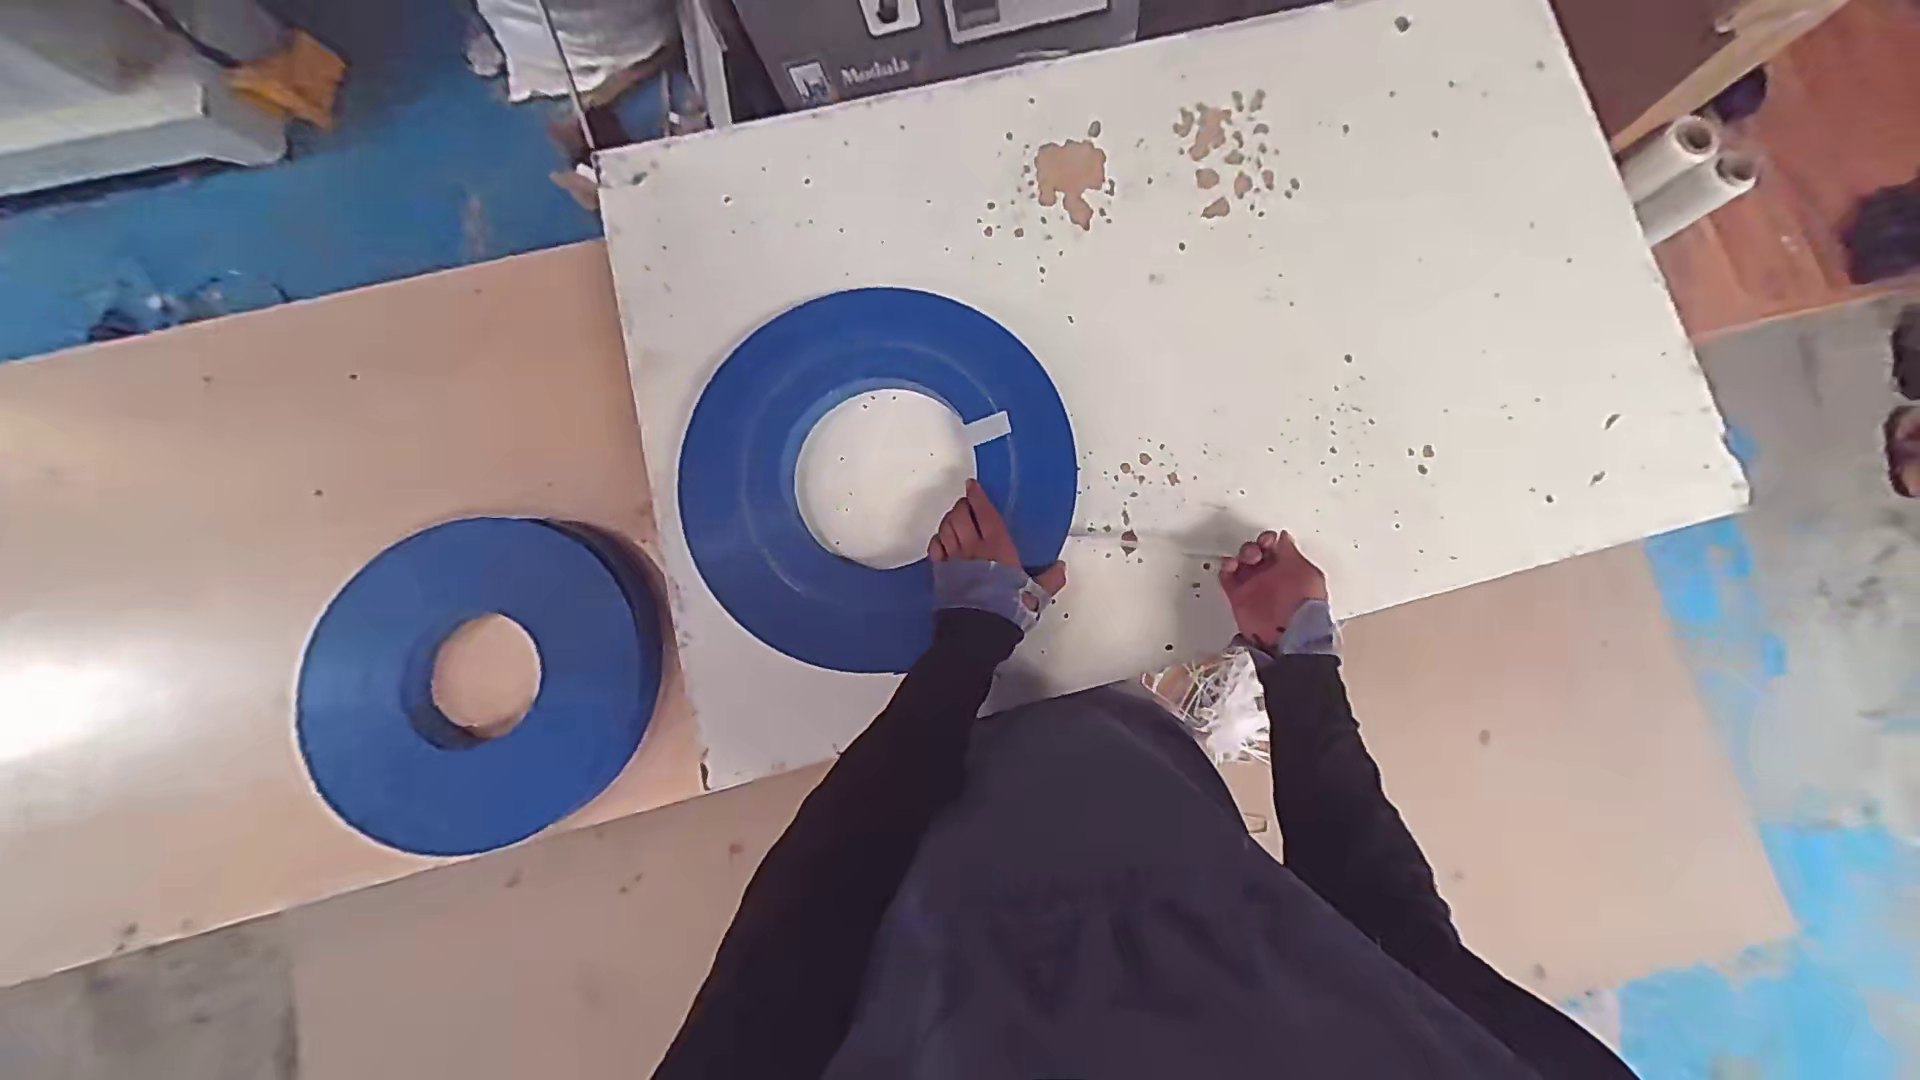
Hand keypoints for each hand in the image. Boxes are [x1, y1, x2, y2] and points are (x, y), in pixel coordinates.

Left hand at [927, 479, 1066, 596]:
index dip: (977, 497)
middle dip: (962, 506)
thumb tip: (1059, 569)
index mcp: (997, 547)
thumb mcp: (1035, 595)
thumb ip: (1049, 580)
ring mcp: (954, 560)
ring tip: (955, 518)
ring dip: (949, 519)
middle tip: (967, 504)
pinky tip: (941, 540)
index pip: (984, 513)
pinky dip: (937, 539)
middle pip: (961, 516)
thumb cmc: (1006, 608)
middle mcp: (972, 548)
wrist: (978, 628)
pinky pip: (935, 548)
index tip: (973, 486)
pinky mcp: (941, 573)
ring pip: (946, 528)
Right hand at [1217, 530, 1326, 649]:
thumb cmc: (1302, 609)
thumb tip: (1284, 538)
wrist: (1287, 636)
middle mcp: (1272, 577)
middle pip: (1257, 551)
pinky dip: (1225, 568)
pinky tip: (1231, 566)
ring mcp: (1254, 586)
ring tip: (1245, 560)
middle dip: (1255, 546)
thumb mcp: (1306, 574)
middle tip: (1257, 551)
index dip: (1271, 539)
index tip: (1269, 539)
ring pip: (1241, 561)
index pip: (1277, 547)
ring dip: (1241, 554)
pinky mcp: (1238, 596)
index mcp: (1290, 570)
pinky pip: (1226, 576)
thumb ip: (1292, 553)